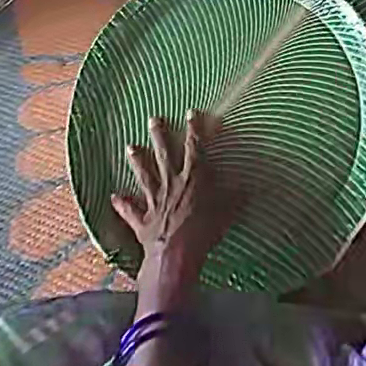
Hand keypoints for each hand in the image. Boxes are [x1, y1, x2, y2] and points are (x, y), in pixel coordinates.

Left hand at [113, 113, 228, 292]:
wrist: (177, 253)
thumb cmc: (205, 230)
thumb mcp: (227, 213)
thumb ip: (237, 199)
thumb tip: (252, 189)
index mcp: (193, 178)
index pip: (194, 148)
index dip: (194, 129)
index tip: (191, 112)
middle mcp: (171, 184)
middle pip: (164, 155)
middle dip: (159, 136)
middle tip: (152, 119)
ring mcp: (154, 201)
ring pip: (144, 176)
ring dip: (137, 162)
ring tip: (129, 147)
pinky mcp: (143, 220)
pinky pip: (130, 211)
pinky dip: (122, 204)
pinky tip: (113, 196)